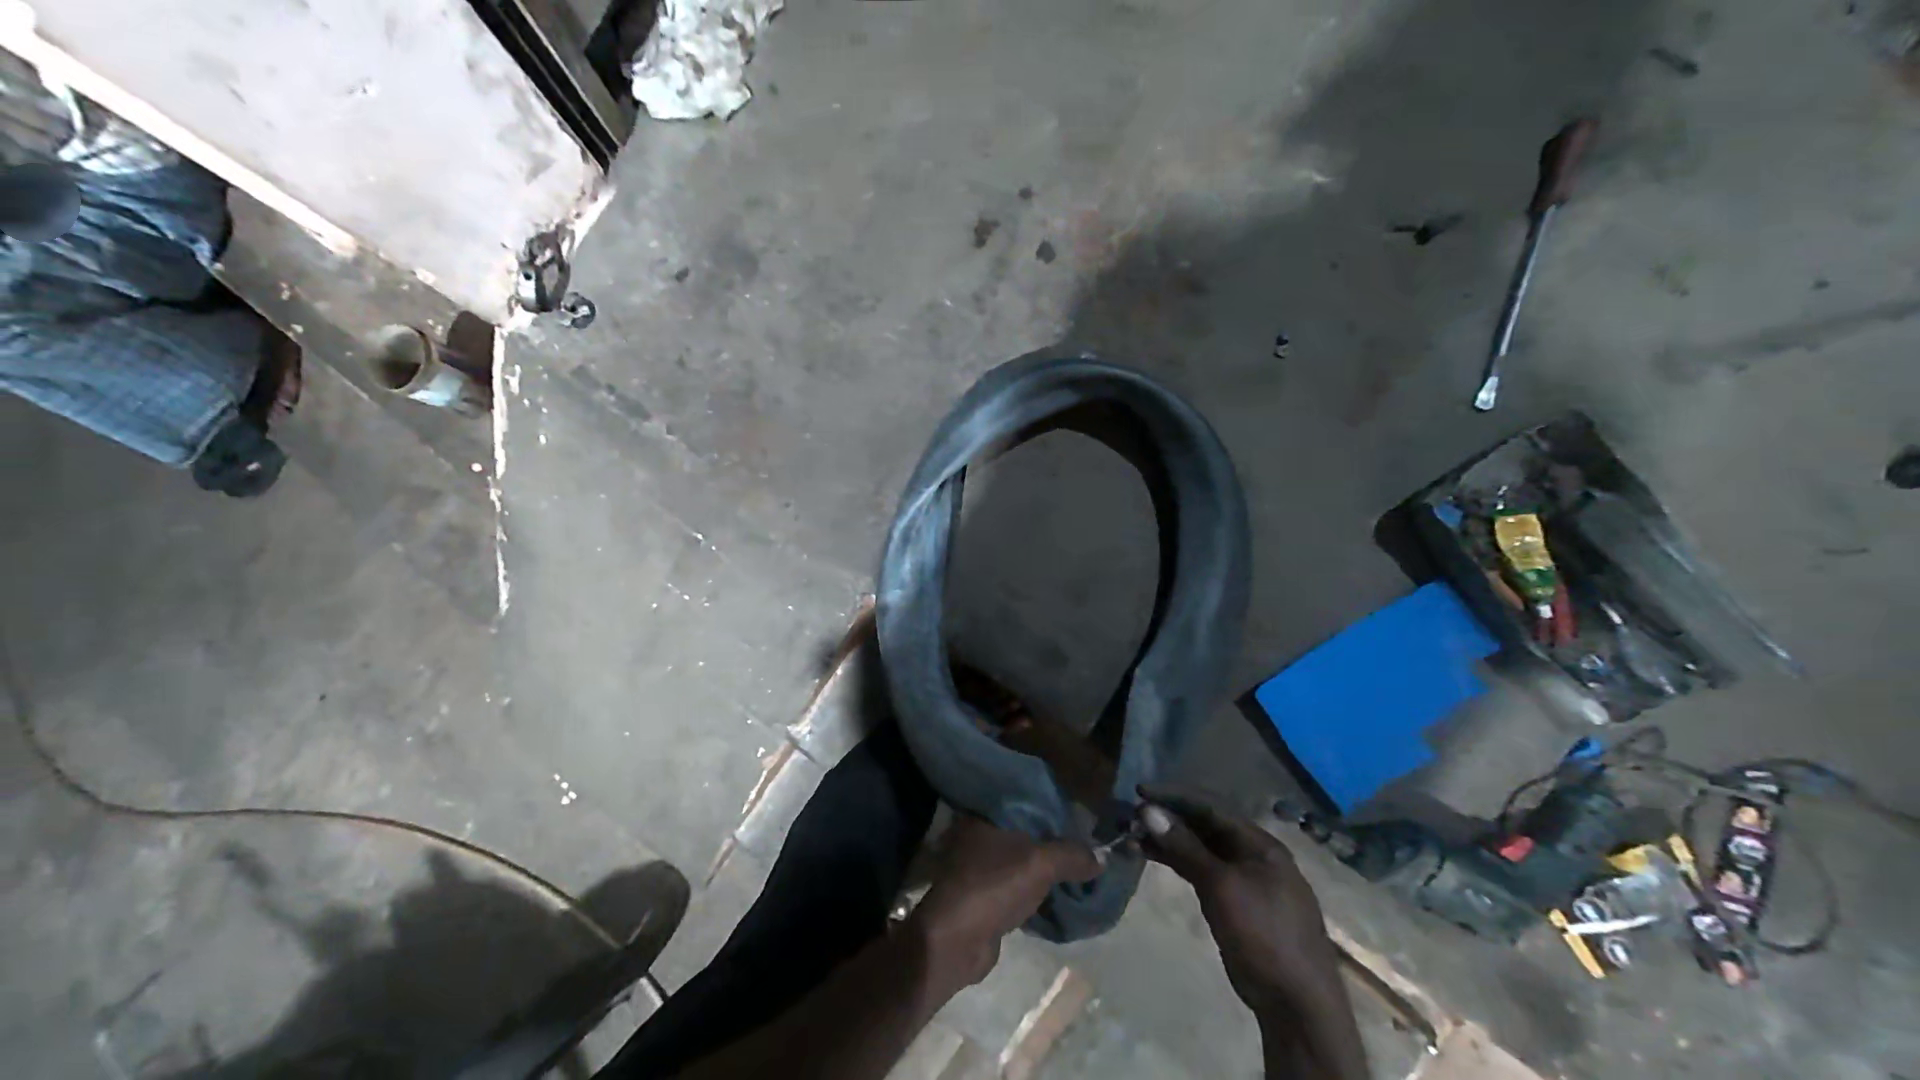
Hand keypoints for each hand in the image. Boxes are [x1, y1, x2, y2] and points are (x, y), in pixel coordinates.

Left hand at [908, 817, 1099, 986]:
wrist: (956, 940)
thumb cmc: (995, 886)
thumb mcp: (1040, 863)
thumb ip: (1072, 855)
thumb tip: (1101, 857)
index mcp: (985, 818)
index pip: (1027, 805)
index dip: (1056, 812)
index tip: (1083, 822)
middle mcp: (979, 837)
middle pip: (1027, 835)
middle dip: (1056, 845)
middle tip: (1088, 851)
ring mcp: (980, 869)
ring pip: (1024, 864)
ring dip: (1048, 872)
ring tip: (1082, 874)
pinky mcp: (985, 897)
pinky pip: (1019, 888)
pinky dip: (1038, 893)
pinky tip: (1062, 897)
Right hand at [1139, 793, 1343, 1018]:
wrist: (1296, 1003)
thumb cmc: (1263, 934)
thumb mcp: (1221, 886)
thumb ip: (1185, 847)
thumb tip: (1149, 811)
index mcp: (1258, 843)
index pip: (1210, 806)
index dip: (1174, 795)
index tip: (1139, 790)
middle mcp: (1252, 854)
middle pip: (1204, 826)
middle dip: (1168, 818)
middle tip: (1131, 815)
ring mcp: (1243, 879)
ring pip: (1200, 848)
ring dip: (1168, 840)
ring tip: (1133, 836)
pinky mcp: (1233, 902)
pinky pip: (1200, 870)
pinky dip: (1176, 862)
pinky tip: (1151, 857)